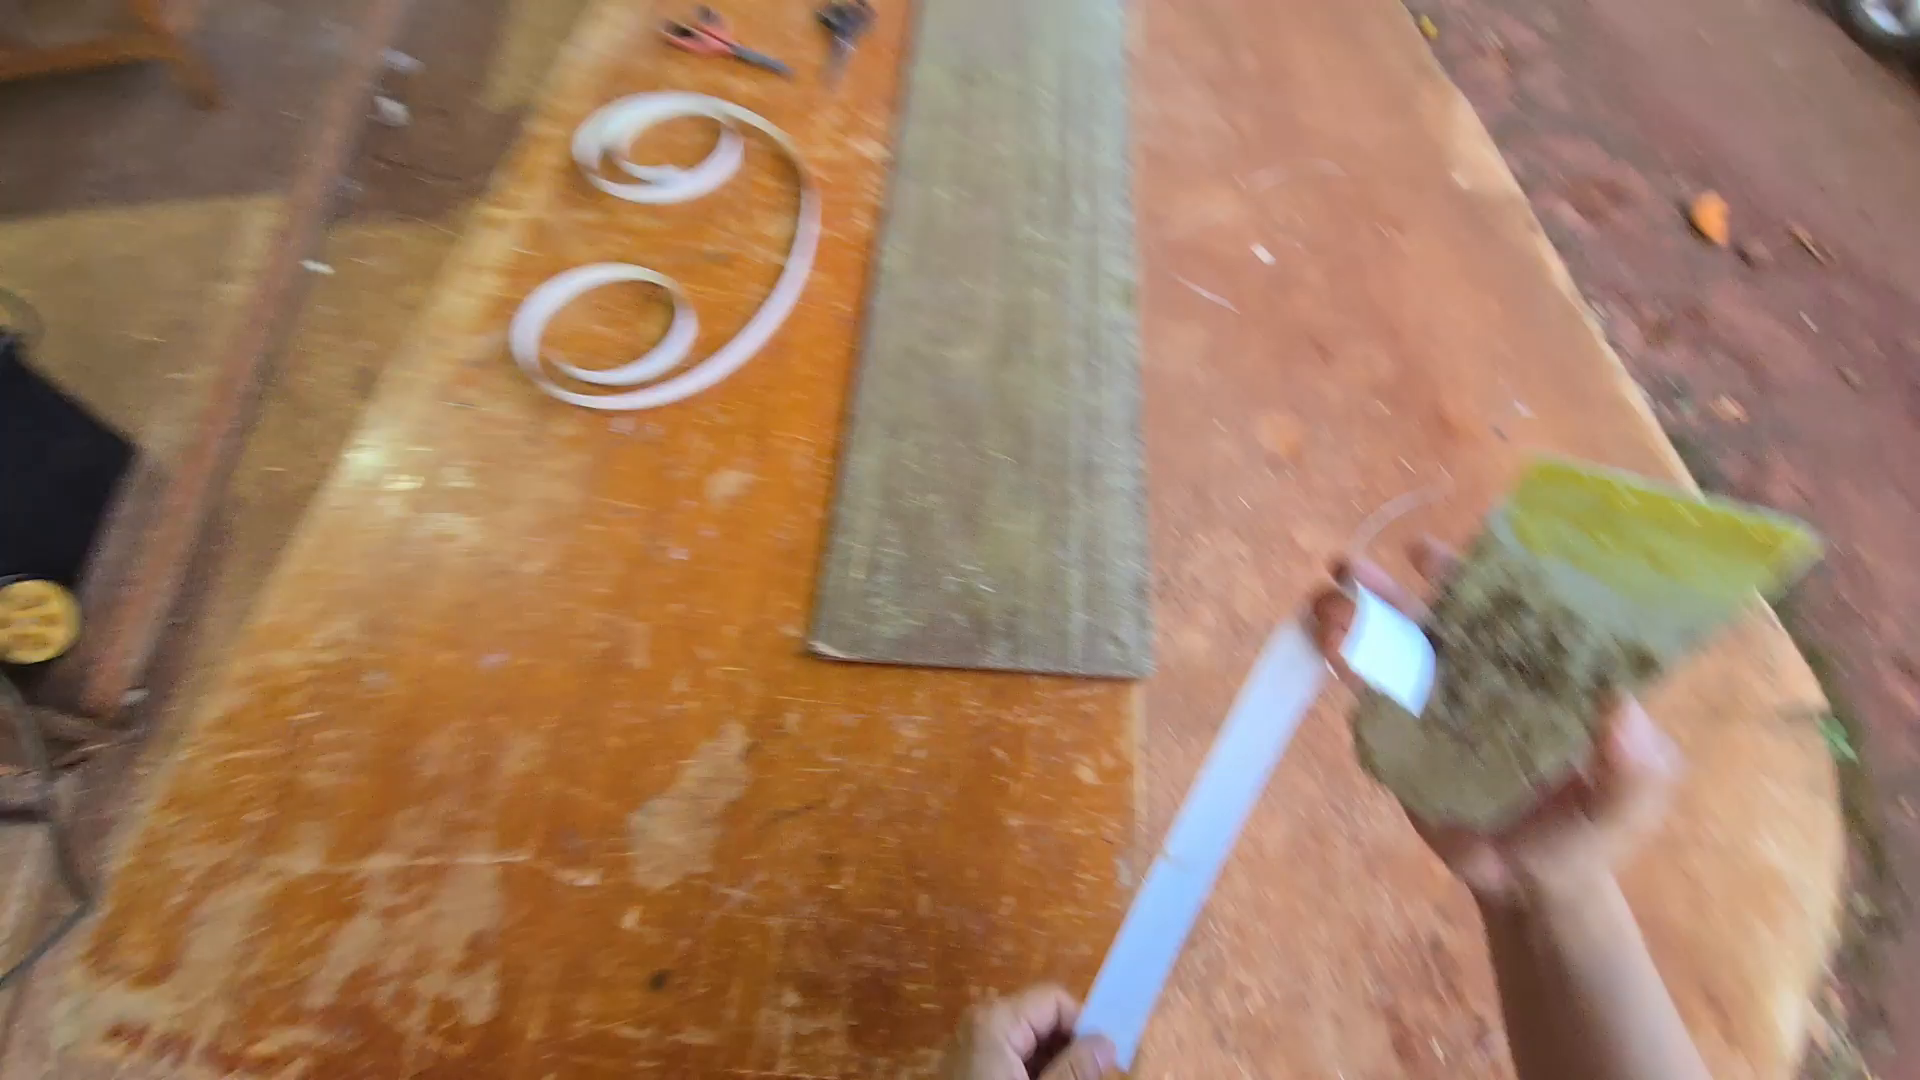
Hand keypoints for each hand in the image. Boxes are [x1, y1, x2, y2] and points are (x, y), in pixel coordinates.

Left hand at [938, 984, 1115, 1079]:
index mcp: (996, 1019)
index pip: (1054, 999)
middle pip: (1042, 1017)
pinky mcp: (972, 1063)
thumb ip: (1074, 1070)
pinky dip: (1033, 1071)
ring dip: (1054, 1062)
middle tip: (1089, 1078)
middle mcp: (983, 1020)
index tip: (1105, 1062)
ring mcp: (974, 1041)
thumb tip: (1107, 1042)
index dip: (1083, 1026)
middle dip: (1069, 1047)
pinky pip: (1013, 1054)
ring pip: (1030, 1038)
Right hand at [1309, 538, 1682, 905]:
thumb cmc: (1584, 834)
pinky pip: (1361, 690)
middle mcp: (1472, 675)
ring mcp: (1427, 702)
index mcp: (1526, 673)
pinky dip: (1338, 663)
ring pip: (1382, 646)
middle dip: (1382, 589)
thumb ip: (1635, 767)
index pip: (1492, 609)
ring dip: (1349, 619)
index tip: (1421, 552)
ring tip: (1324, 606)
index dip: (1459, 575)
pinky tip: (1320, 646)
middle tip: (1346, 566)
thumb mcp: (1627, 804)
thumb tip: (1621, 711)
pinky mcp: (1393, 733)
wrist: (1524, 883)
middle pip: (1423, 619)